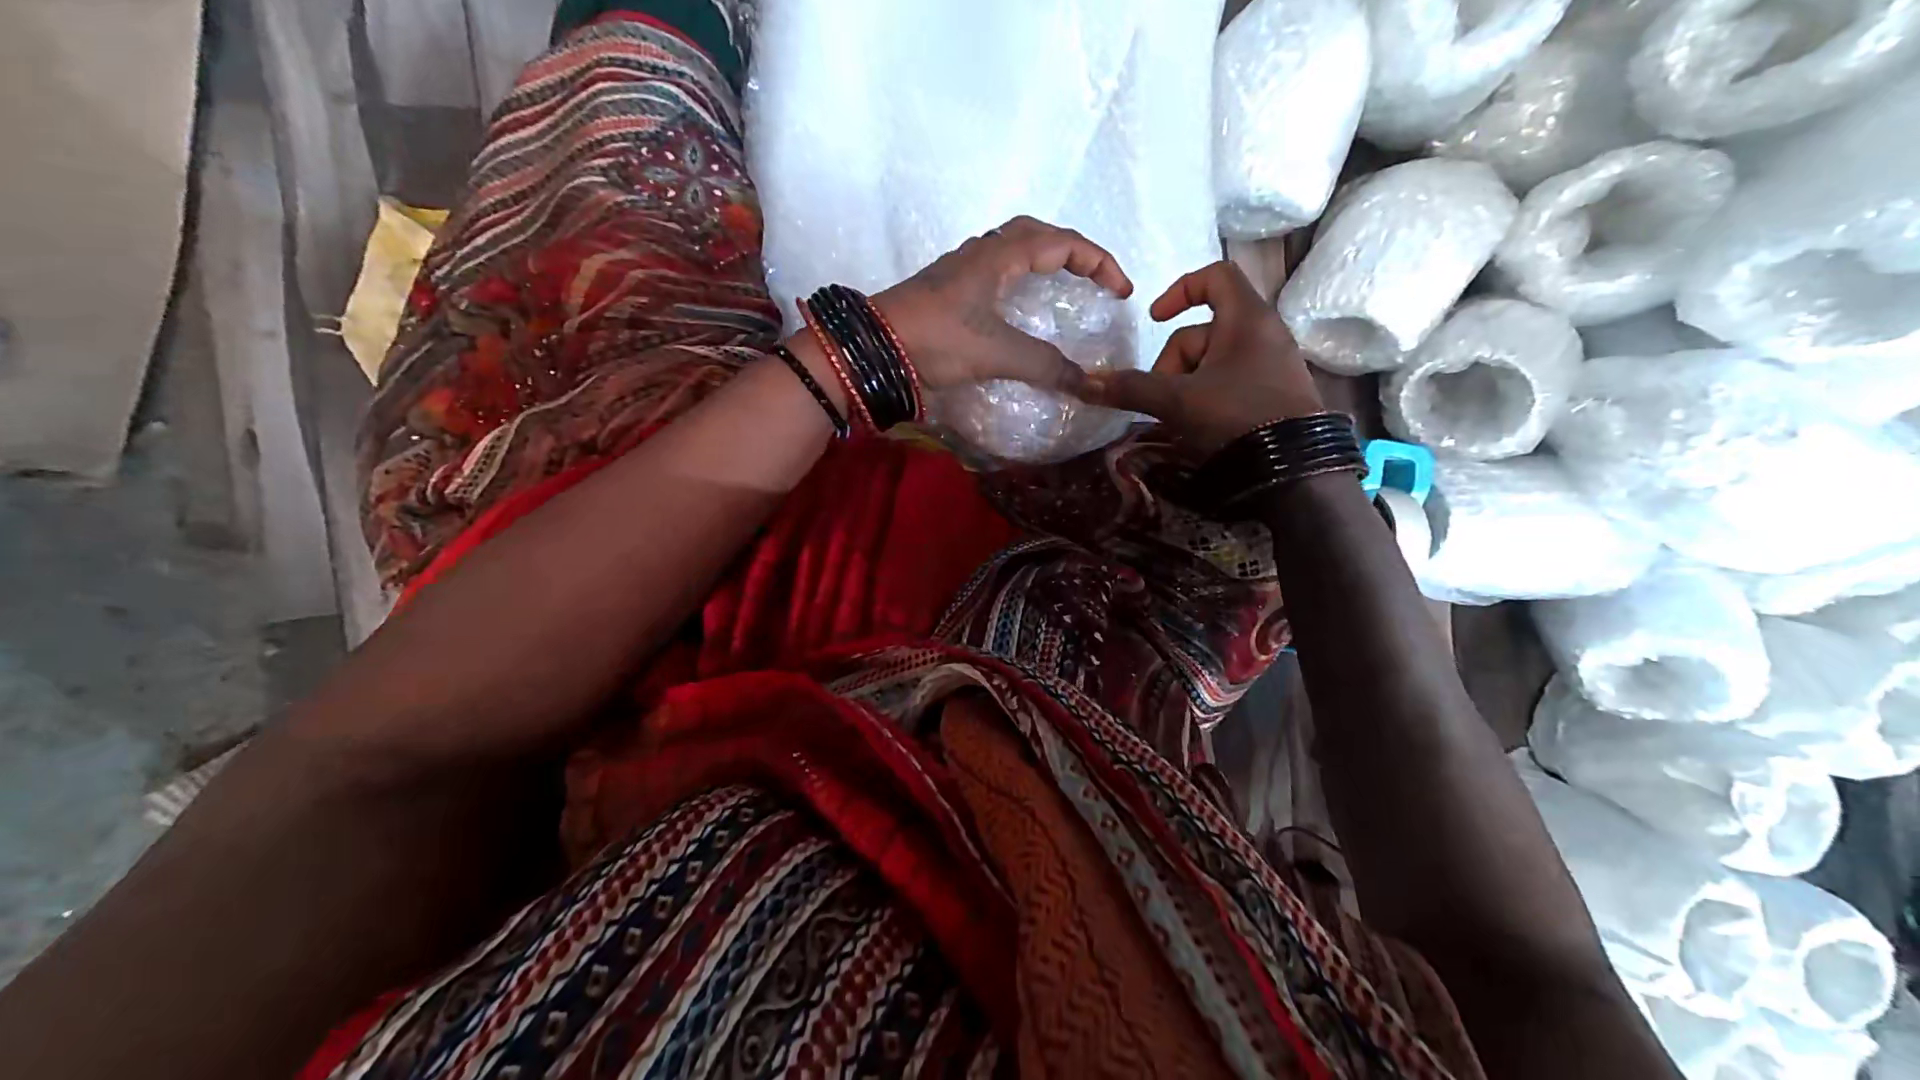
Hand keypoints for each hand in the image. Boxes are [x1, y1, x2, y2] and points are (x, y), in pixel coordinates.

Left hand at [873, 216, 1133, 391]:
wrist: (872, 348)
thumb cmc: (937, 339)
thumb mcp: (997, 352)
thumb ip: (1045, 366)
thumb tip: (1088, 385)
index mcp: (999, 255)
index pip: (1063, 242)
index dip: (1099, 261)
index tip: (1121, 291)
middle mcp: (982, 253)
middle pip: (1038, 234)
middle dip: (1073, 252)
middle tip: (1094, 280)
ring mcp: (960, 270)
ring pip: (1011, 250)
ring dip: (1042, 261)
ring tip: (1062, 289)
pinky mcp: (947, 291)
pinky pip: (994, 272)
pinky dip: (1018, 281)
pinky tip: (1018, 310)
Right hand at [1075, 260, 1323, 453]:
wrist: (1294, 469)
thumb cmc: (1237, 417)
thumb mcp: (1177, 401)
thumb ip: (1131, 389)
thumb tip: (1085, 383)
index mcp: (1246, 319)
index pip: (1214, 276)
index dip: (1179, 291)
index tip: (1153, 319)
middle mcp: (1264, 333)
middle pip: (1202, 331)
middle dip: (1173, 363)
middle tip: (1163, 397)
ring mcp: (1272, 365)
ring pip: (1213, 361)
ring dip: (1186, 384)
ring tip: (1179, 418)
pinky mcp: (1275, 393)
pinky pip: (1230, 381)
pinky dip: (1207, 396)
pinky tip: (1198, 425)